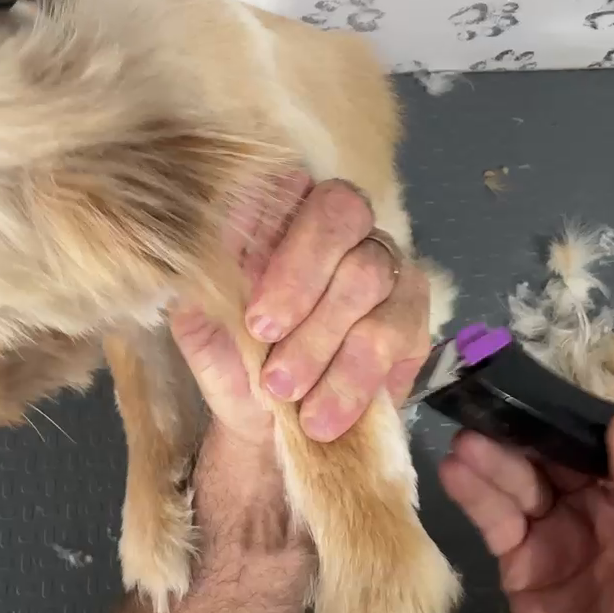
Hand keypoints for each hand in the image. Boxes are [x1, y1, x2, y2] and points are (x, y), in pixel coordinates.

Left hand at [170, 171, 431, 443]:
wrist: (266, 426)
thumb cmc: (232, 358)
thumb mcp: (200, 321)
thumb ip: (202, 280)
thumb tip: (210, 243)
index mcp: (287, 211)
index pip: (291, 186)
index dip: (271, 234)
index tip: (247, 301)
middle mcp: (344, 224)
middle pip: (340, 214)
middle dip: (299, 279)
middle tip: (262, 334)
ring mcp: (386, 264)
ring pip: (366, 276)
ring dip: (318, 339)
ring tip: (283, 388)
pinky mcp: (413, 317)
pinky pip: (393, 334)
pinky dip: (350, 379)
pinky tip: (321, 415)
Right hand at [439, 413, 613, 612]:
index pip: (598, 444)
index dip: (564, 414)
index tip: (530, 382)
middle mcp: (594, 510)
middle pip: (547, 458)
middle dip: (515, 433)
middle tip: (482, 410)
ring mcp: (554, 536)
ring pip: (516, 483)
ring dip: (489, 461)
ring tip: (464, 446)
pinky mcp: (520, 565)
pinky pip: (495, 521)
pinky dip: (473, 495)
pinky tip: (454, 473)